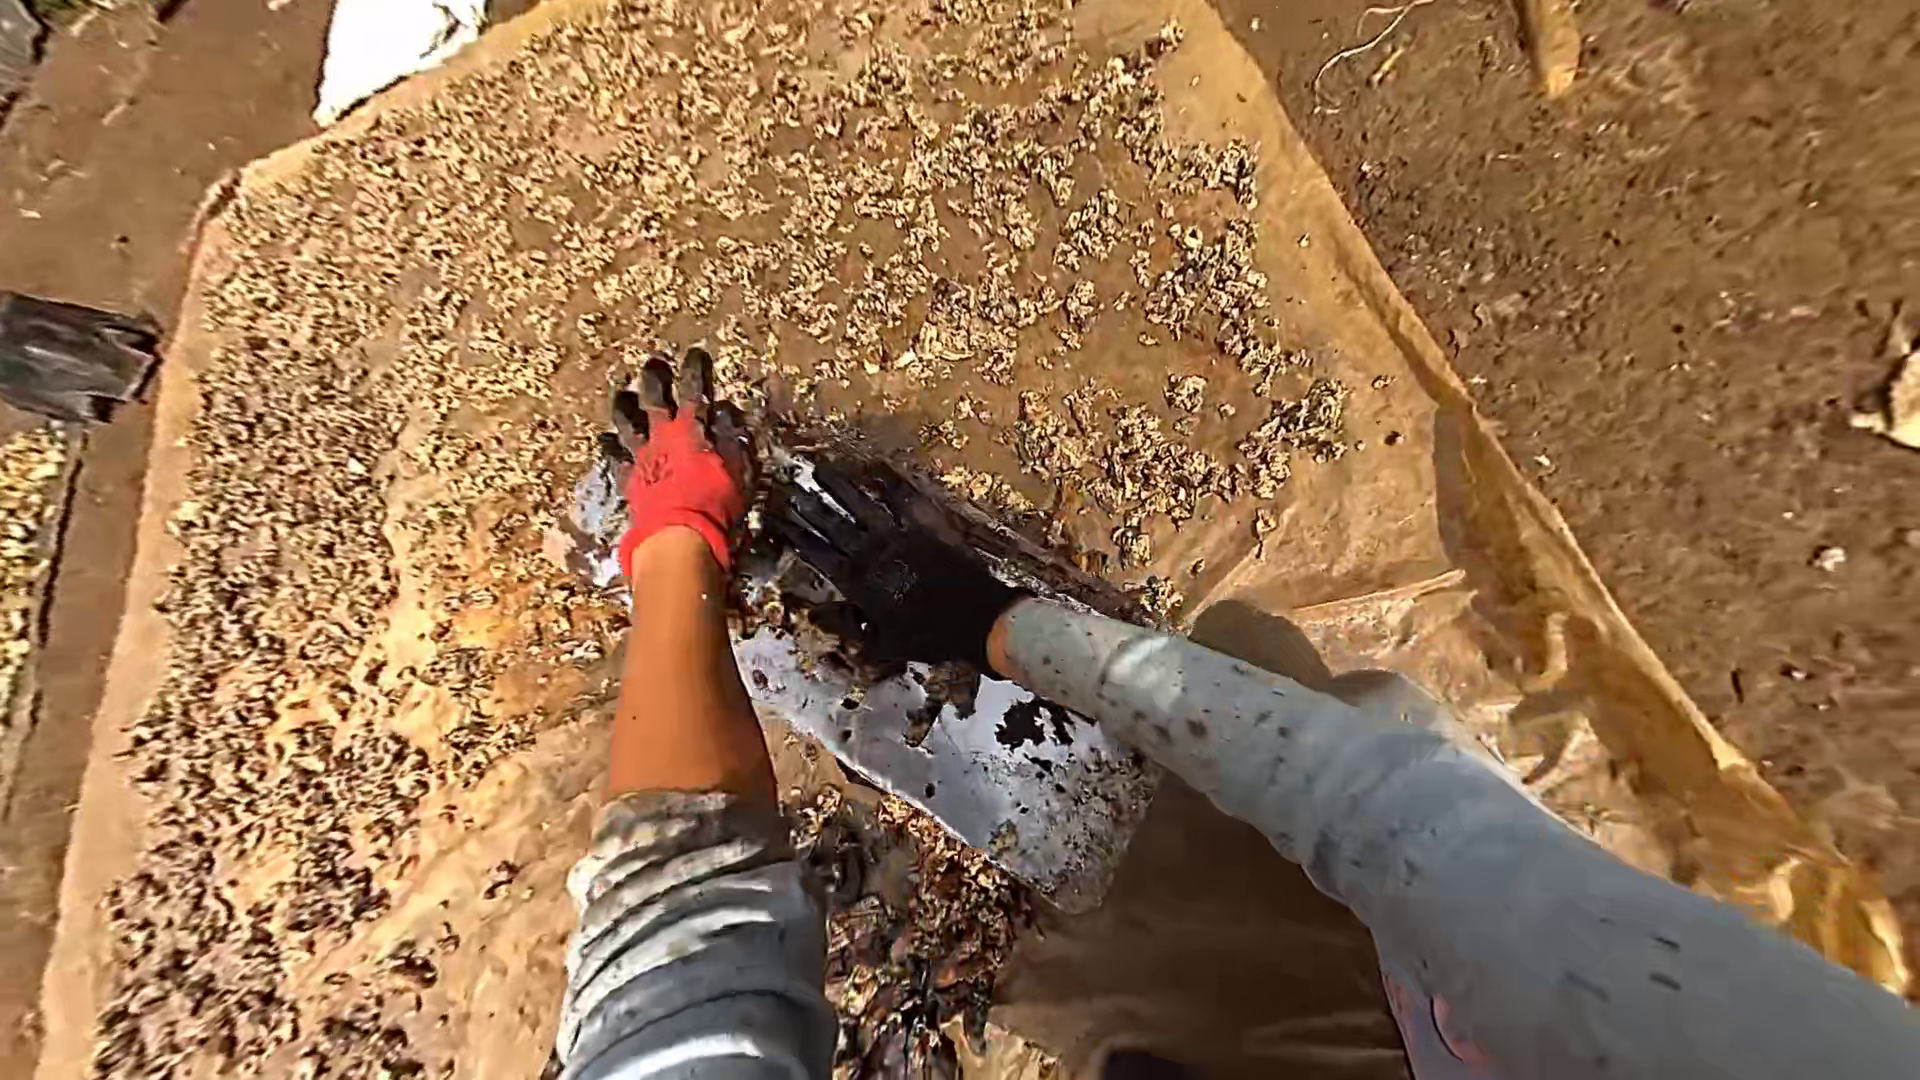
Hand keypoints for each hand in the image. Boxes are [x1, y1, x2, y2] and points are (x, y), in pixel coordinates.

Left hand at [610, 348, 750, 577]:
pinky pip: (614, 455)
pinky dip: (611, 445)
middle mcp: (663, 434)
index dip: (695, 370)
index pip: (694, 389)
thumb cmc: (716, 502)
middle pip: (653, 397)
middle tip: (654, 365)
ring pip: (626, 421)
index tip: (695, 355)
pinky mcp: (629, 476)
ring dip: (624, 406)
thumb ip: (731, 438)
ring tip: (622, 396)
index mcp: (693, 428)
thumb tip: (726, 413)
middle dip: (654, 378)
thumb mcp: (738, 468)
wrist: (679, 533)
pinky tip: (607, 440)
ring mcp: (642, 454)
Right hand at [770, 460, 1022, 670]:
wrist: (976, 619)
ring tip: (822, 468)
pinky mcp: (926, 525)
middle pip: (834, 524)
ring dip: (841, 486)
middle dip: (810, 505)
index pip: (819, 553)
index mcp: (859, 581)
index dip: (798, 535)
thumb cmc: (929, 636)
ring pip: (862, 505)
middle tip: (790, 486)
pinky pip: (904, 498)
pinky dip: (890, 482)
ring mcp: (900, 535)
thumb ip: (848, 624)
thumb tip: (816, 611)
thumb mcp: (882, 643)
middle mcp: (873, 552)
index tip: (780, 518)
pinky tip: (876, 468)